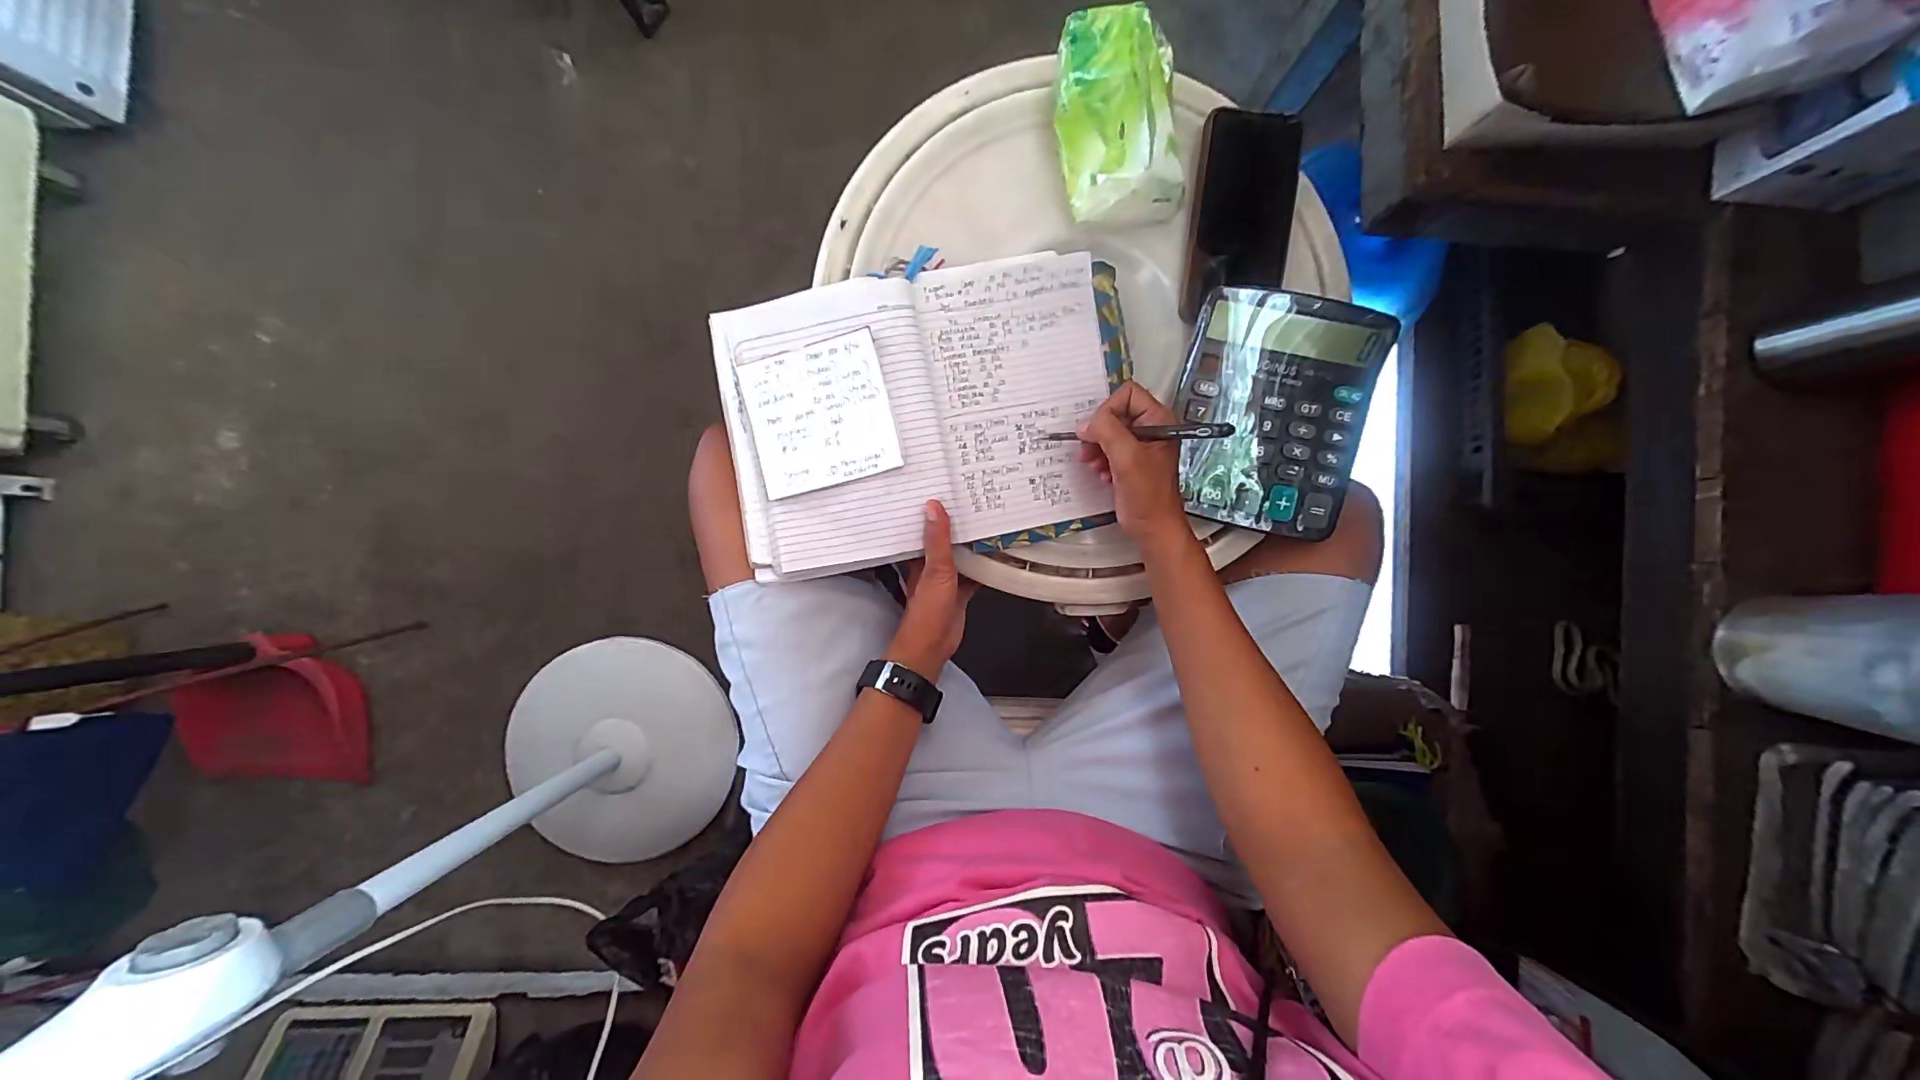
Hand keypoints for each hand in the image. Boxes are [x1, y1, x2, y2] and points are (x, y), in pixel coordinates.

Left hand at [886, 500, 976, 674]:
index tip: (947, 489)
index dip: (935, 510)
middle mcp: (931, 565)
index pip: (926, 527)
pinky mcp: (960, 592)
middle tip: (974, 501)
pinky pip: (974, 573)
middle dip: (957, 524)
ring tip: (988, 522)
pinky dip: (984, 566)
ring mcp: (946, 579)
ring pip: (961, 556)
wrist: (933, 646)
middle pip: (946, 540)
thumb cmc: (928, 611)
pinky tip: (997, 555)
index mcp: (920, 557)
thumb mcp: (936, 570)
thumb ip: (937, 540)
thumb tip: (933, 507)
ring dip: (972, 544)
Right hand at [1077, 382, 1193, 553]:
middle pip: (1115, 413)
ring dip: (1097, 447)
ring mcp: (1139, 445)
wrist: (1153, 526)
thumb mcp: (1126, 457)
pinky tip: (1103, 473)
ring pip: (1108, 431)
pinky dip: (1100, 459)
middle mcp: (1150, 429)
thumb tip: (1087, 424)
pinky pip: (1107, 448)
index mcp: (1158, 421)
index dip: (1109, 410)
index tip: (1100, 430)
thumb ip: (1107, 431)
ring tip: (1096, 464)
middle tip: (1091, 449)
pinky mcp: (1129, 461)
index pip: (1127, 395)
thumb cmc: (1149, 496)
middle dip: (1099, 432)